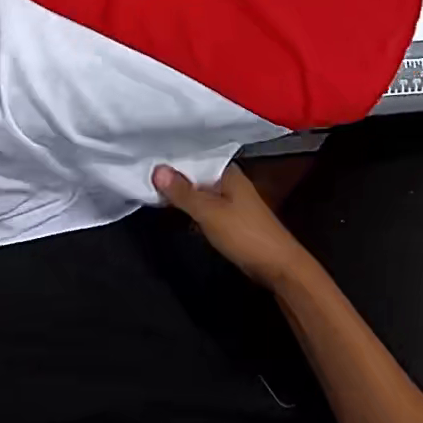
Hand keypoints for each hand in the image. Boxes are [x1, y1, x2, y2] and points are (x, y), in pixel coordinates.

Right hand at [153, 164, 315, 289]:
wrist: (279, 266)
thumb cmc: (244, 234)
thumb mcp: (208, 212)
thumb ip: (182, 192)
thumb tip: (156, 168)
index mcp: (228, 172)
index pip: (195, 157)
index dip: (173, 158)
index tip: (147, 156)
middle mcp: (231, 180)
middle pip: (197, 174)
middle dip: (175, 176)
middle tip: (143, 173)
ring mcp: (232, 200)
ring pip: (201, 191)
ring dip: (182, 193)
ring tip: (152, 189)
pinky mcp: (232, 218)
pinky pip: (206, 206)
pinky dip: (191, 207)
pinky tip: (175, 209)